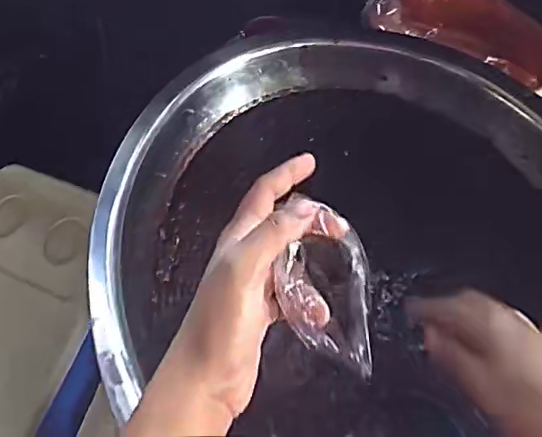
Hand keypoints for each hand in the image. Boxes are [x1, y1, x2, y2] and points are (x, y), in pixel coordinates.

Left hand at [125, 153, 337, 436]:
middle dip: (309, 218)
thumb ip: (272, 234)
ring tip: (333, 271)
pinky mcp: (261, 309)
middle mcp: (244, 253)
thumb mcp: (244, 268)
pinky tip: (317, 314)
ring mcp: (253, 282)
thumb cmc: (218, 322)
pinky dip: (307, 299)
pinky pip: (291, 294)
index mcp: (238, 236)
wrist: (204, 379)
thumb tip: (304, 207)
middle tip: (337, 225)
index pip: (264, 192)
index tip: (309, 161)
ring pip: (289, 258)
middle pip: (281, 222)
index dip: (286, 173)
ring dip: (311, 262)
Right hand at [409, 291, 541, 436]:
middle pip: (473, 303)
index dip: (425, 306)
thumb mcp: (482, 387)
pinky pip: (512, 333)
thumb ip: (452, 356)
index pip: (449, 302)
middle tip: (429, 317)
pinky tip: (495, 355)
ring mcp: (538, 337)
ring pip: (494, 318)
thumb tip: (428, 334)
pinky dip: (495, 337)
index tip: (410, 310)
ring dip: (472, 321)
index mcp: (494, 321)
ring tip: (457, 334)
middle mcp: (516, 322)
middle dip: (449, 307)